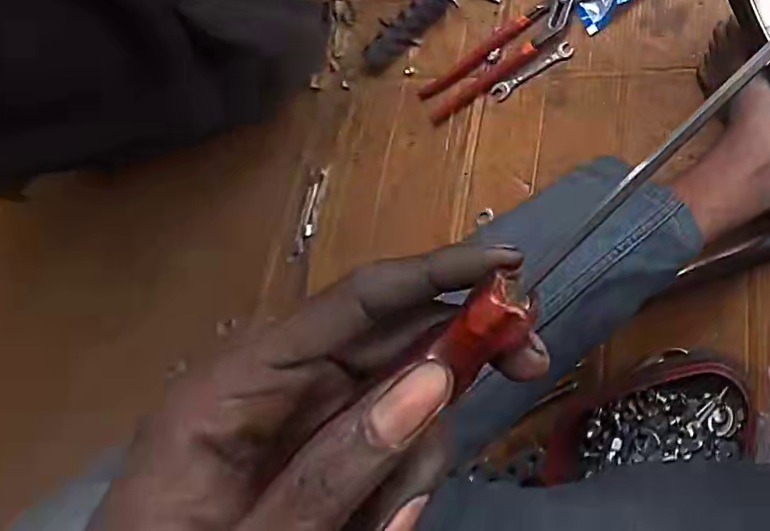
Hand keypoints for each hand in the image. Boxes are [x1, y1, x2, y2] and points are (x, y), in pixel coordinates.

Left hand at [92, 244, 550, 530]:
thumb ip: (334, 472)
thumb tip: (437, 376)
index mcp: (238, 387)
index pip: (360, 298)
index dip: (441, 269)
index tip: (511, 264)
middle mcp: (281, 385)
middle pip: (403, 334)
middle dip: (469, 350)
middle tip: (530, 363)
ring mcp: (307, 418)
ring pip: (412, 388)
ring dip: (428, 442)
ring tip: (397, 517)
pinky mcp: (327, 450)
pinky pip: (399, 433)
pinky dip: (410, 471)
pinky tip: (385, 519)